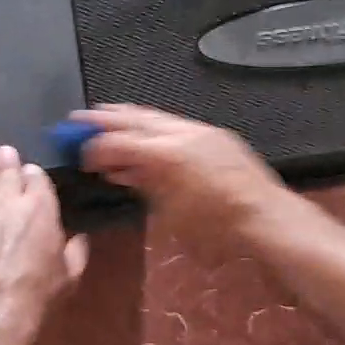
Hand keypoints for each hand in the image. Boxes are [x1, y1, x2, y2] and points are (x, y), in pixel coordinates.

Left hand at [0, 146, 87, 344]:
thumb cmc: (38, 294)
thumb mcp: (71, 274)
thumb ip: (77, 248)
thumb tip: (79, 237)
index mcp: (39, 206)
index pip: (35, 174)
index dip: (34, 176)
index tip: (32, 180)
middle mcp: (4, 201)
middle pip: (5, 169)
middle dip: (7, 162)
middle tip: (5, 156)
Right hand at [73, 104, 288, 248]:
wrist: (265, 216)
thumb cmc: (219, 227)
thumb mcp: (171, 213)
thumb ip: (144, 184)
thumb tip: (123, 171)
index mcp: (168, 155)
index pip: (121, 143)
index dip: (96, 147)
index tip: (79, 150)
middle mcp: (184, 134)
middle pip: (136, 119)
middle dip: (106, 118)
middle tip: (80, 118)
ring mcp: (202, 131)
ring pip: (157, 117)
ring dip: (130, 117)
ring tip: (107, 116)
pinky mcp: (217, 136)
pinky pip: (177, 123)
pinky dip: (155, 125)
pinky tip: (147, 130)